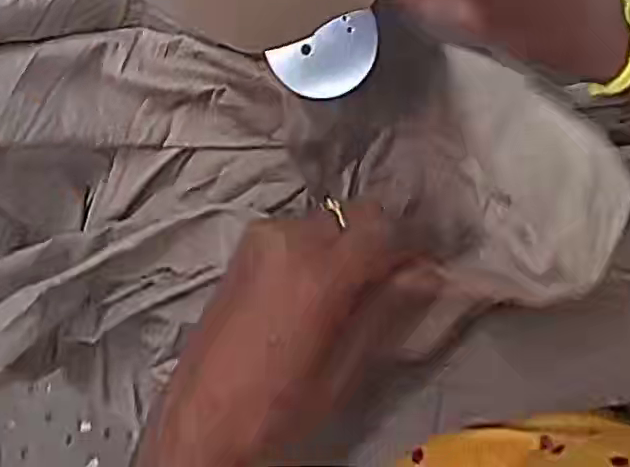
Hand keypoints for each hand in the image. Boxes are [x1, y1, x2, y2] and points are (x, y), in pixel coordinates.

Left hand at [136, 205, 431, 466]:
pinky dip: (318, 245)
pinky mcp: (249, 240)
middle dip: (382, 238)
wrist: (201, 416)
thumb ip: (386, 310)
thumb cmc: (274, 407)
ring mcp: (265, 233)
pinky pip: (300, 227)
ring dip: (349, 241)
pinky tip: (315, 282)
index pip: (384, 228)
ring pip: (330, 219)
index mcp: (318, 272)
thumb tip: (426, 276)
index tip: (429, 260)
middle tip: (396, 274)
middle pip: (358, 214)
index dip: (414, 241)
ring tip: (352, 285)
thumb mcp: (342, 370)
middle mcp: (290, 237)